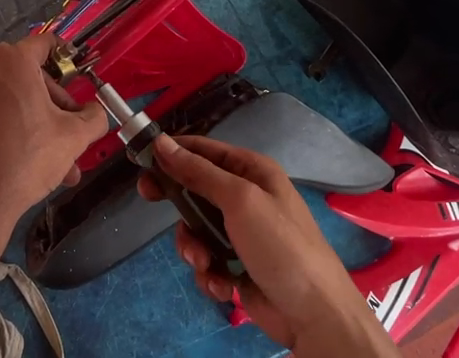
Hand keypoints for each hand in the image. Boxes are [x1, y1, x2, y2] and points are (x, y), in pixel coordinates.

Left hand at [0, 34, 107, 228]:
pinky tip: (26, 166)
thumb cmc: (26, 158)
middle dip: (56, 109)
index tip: (76, 72)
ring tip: (59, 167)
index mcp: (13, 62)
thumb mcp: (73, 137)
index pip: (44, 44)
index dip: (65, 57)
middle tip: (72, 137)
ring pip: (12, 105)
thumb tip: (96, 112)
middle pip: (30, 80)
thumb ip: (93, 118)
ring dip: (37, 128)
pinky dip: (10, 133)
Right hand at [138, 135, 396, 356]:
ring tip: (203, 263)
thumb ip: (198, 172)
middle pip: (194, 188)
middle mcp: (246, 197)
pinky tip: (222, 284)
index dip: (172, 152)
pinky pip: (207, 260)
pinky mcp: (238, 266)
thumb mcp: (239, 200)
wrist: (316, 316)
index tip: (142, 159)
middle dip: (176, 202)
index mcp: (252, 171)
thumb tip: (161, 141)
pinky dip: (209, 273)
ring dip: (193, 246)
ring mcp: (242, 234)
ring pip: (195, 228)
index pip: (203, 150)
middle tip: (149, 198)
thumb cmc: (280, 246)